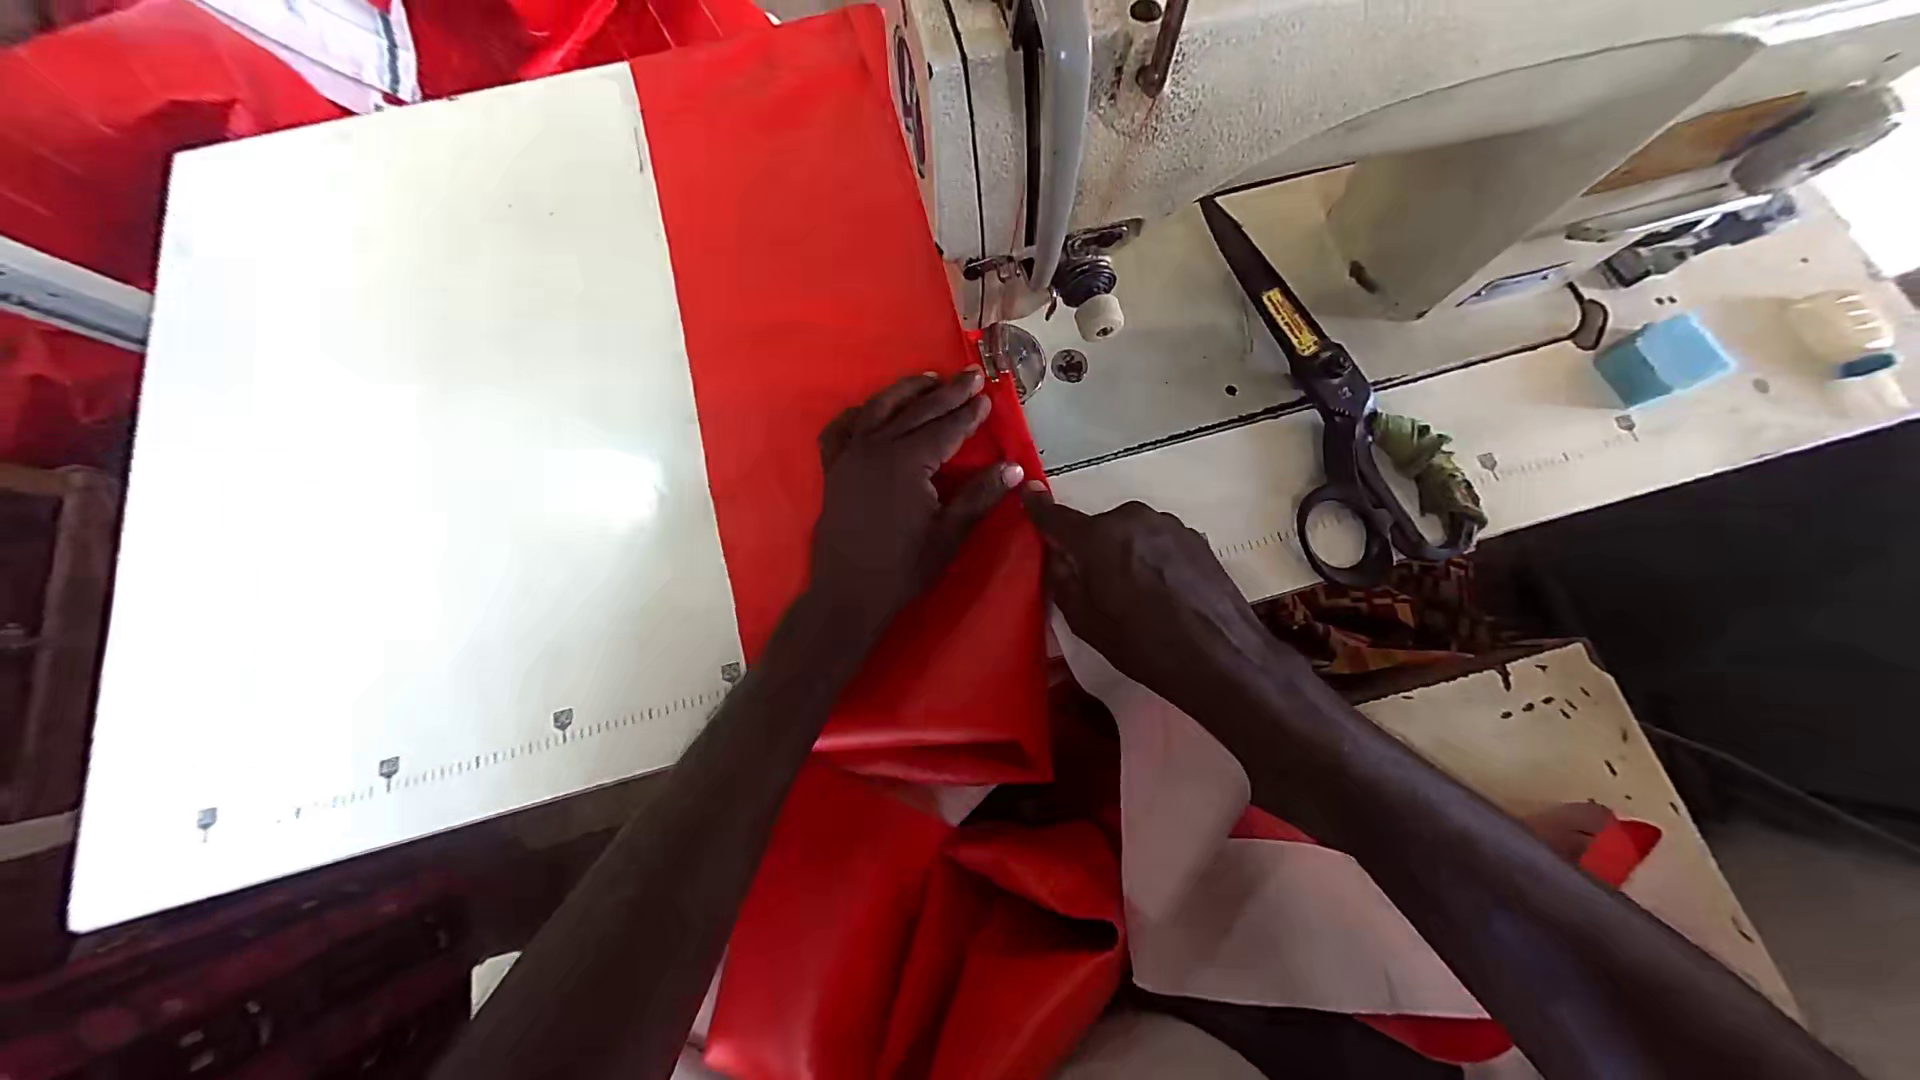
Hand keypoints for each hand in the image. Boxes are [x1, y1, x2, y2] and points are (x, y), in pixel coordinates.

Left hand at [808, 370, 1023, 640]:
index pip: (946, 428)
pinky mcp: (833, 468)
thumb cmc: (903, 568)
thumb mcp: (949, 534)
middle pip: (917, 411)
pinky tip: (871, 410)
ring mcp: (849, 455)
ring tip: (930, 379)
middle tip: (971, 375)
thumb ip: (980, 496)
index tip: (989, 396)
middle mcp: (876, 447)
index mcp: (907, 462)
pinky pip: (841, 428)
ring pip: (879, 409)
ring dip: (906, 391)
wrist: (848, 593)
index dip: (970, 413)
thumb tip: (1016, 469)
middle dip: (947, 392)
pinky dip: (859, 413)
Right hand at [1022, 488, 1302, 708]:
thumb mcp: (1085, 622)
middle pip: (1097, 528)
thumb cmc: (1142, 644)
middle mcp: (1132, 518)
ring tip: (1137, 594)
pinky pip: (1157, 541)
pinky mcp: (1195, 537)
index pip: (1057, 516)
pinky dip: (1151, 558)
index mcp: (1097, 537)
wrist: (1221, 656)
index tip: (1028, 493)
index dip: (1038, 507)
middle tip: (1097, 585)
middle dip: (1091, 548)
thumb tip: (1056, 555)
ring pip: (1130, 533)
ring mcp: (1168, 525)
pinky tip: (1164, 591)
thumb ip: (1061, 580)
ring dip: (1124, 553)